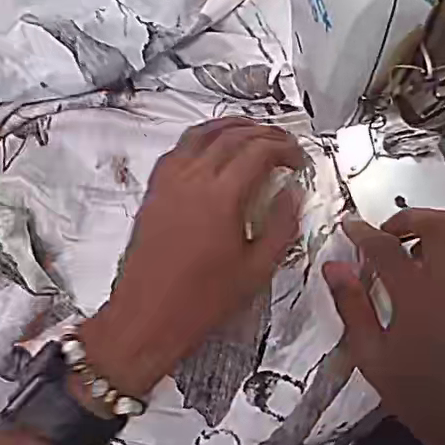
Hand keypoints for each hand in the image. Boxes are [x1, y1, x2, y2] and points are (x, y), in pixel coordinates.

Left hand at [81, 118, 307, 397]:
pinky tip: (208, 149)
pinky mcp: (153, 193)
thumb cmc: (200, 301)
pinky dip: (199, 140)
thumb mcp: (256, 270)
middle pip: (231, 136)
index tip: (297, 159)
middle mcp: (192, 181)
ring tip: (250, 130)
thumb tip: (291, 195)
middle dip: (263, 132)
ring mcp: (168, 184)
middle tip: (282, 142)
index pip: (259, 151)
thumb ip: (281, 226)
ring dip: (229, 126)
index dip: (284, 148)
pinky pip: (177, 151)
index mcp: (221, 197)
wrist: (147, 317)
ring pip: (200, 135)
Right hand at [323, 209, 444, 444]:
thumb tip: (335, 270)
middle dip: (408, 218)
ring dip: (442, 230)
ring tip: (419, 244)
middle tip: (388, 232)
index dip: (363, 232)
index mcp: (418, 298)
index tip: (352, 228)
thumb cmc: (418, 396)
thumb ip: (352, 306)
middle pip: (437, 225)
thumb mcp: (371, 356)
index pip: (386, 247)